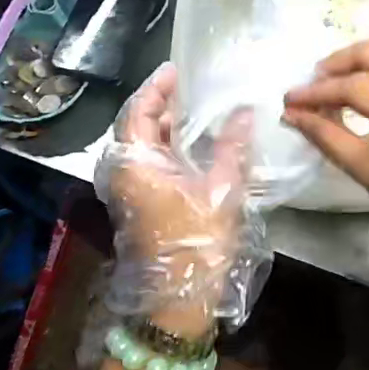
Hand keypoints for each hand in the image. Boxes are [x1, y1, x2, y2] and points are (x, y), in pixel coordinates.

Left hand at [98, 64, 253, 332]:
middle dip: (164, 105)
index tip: (176, 70)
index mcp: (134, 163)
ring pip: (145, 146)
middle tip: (193, 87)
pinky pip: (152, 163)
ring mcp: (131, 190)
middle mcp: (124, 172)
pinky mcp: (142, 203)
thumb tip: (244, 113)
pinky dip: (171, 148)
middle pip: (138, 126)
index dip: (156, 88)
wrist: (177, 299)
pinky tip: (198, 144)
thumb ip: (231, 148)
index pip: (138, 111)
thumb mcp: (221, 192)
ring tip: (200, 110)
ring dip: (169, 127)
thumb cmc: (196, 242)